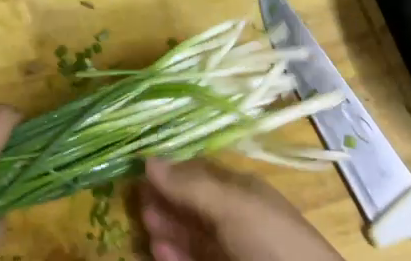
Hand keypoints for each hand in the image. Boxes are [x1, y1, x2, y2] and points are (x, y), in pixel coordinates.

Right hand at [137, 158, 344, 260]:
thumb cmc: (273, 245)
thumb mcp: (233, 207)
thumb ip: (191, 185)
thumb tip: (148, 159)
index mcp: (243, 192)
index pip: (199, 173)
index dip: (170, 173)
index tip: (140, 174)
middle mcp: (236, 219)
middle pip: (192, 205)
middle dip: (164, 203)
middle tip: (138, 205)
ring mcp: (232, 251)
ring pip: (191, 235)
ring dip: (166, 231)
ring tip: (146, 230)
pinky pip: (194, 259)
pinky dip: (176, 257)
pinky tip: (160, 254)